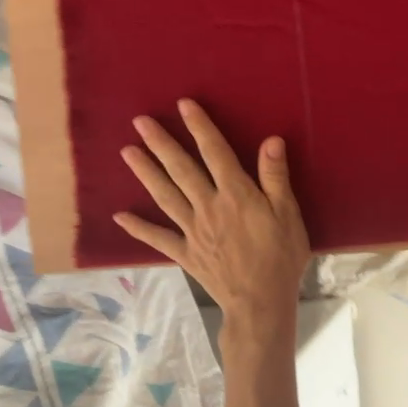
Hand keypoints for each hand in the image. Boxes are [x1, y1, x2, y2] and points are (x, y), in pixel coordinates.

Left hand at [114, 100, 309, 342]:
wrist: (260, 301)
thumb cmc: (281, 255)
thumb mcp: (287, 213)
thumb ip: (275, 177)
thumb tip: (270, 141)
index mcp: (235, 194)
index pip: (215, 153)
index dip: (200, 127)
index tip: (184, 105)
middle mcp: (208, 206)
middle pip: (181, 169)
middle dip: (161, 144)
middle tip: (140, 122)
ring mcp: (192, 230)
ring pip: (165, 195)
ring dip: (146, 173)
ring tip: (127, 152)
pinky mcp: (185, 253)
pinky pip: (157, 238)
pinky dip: (137, 227)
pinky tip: (119, 216)